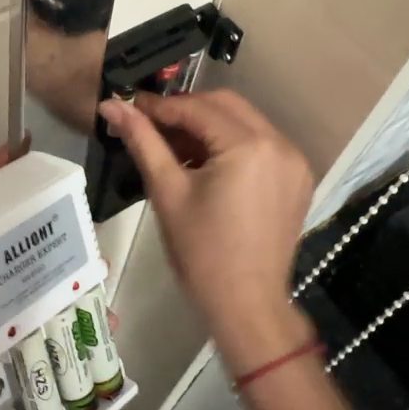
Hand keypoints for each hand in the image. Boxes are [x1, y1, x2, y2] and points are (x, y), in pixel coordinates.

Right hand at [99, 90, 316, 369]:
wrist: (246, 304)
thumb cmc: (201, 251)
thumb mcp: (167, 191)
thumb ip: (142, 140)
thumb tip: (111, 105)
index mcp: (248, 146)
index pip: (197, 108)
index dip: (160, 106)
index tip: (130, 109)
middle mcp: (279, 144)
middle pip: (226, 106)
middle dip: (187, 110)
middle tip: (151, 126)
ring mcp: (294, 161)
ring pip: (245, 122)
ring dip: (209, 126)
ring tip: (175, 148)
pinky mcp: (297, 178)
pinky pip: (261, 144)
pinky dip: (232, 144)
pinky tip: (206, 165)